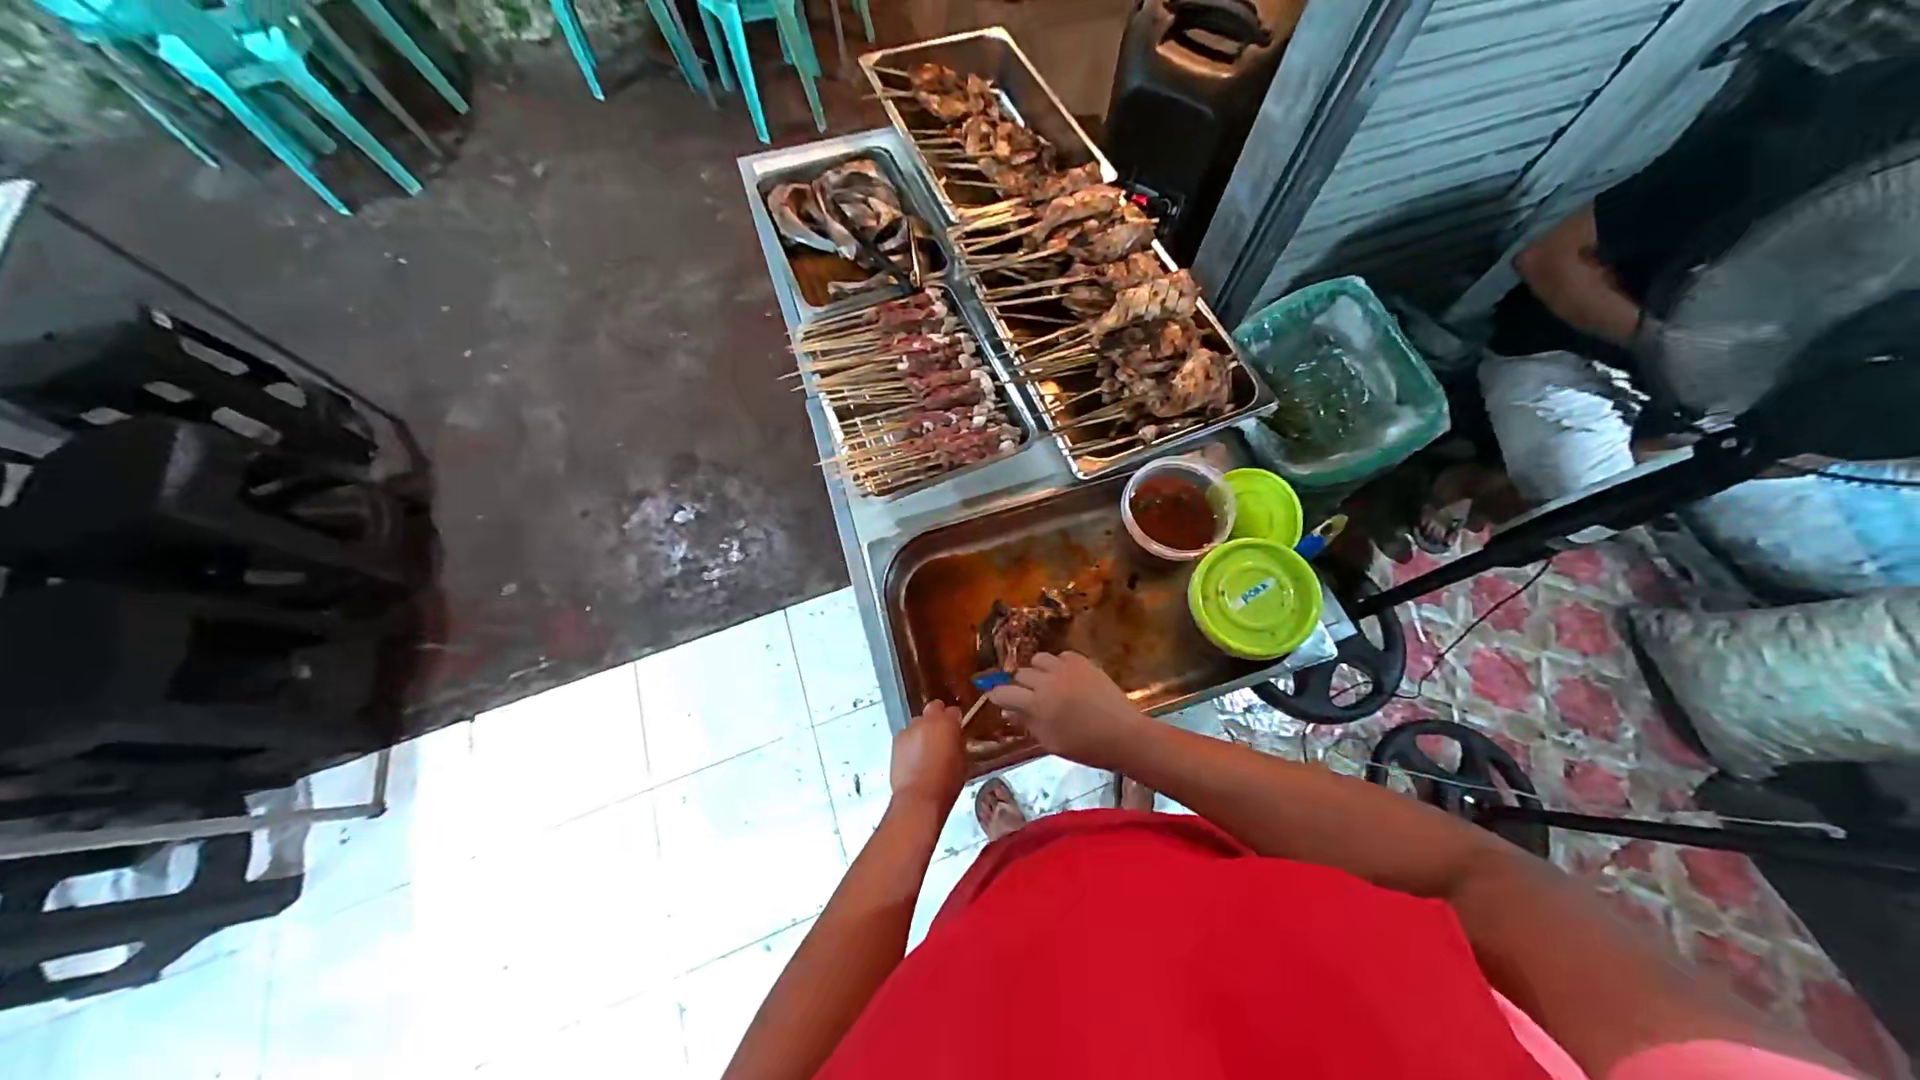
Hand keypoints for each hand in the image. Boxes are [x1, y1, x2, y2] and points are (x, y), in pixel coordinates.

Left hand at [890, 700, 965, 810]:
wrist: (919, 797)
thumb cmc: (947, 781)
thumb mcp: (962, 760)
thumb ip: (957, 742)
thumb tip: (953, 739)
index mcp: (947, 722)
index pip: (954, 711)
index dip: (955, 720)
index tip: (956, 730)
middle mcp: (927, 720)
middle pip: (934, 708)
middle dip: (937, 717)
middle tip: (940, 735)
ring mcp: (909, 729)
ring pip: (918, 723)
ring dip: (923, 731)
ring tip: (925, 750)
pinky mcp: (896, 740)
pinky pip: (906, 736)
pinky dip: (910, 742)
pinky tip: (913, 758)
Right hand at [986, 652, 1145, 769]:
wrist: (1123, 735)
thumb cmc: (1085, 747)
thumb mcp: (1050, 741)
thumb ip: (1027, 723)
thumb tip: (1008, 711)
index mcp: (1036, 705)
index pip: (1004, 693)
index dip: (998, 697)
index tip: (999, 700)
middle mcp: (1047, 682)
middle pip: (1020, 674)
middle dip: (1020, 686)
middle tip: (1029, 698)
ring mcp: (1066, 669)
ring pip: (1039, 659)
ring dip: (1038, 671)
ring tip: (1047, 684)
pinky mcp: (1083, 662)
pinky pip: (1061, 656)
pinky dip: (1059, 665)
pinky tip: (1066, 678)